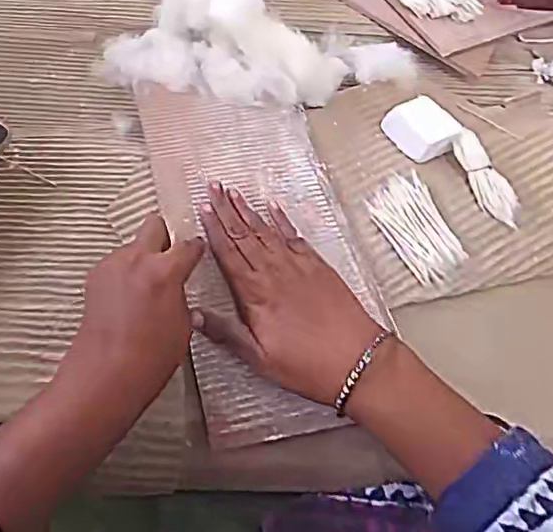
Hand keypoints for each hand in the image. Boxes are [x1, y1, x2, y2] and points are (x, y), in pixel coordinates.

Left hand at [67, 213, 204, 399]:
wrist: (106, 371)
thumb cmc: (148, 358)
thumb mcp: (182, 326)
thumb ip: (180, 294)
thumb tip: (177, 285)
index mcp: (164, 271)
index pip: (187, 245)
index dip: (194, 248)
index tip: (196, 249)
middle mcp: (137, 259)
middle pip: (153, 224)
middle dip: (164, 235)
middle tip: (169, 253)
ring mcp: (113, 264)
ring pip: (133, 247)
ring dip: (141, 259)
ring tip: (145, 289)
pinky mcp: (96, 274)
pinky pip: (116, 264)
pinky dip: (124, 274)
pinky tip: (127, 300)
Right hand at [195, 184, 384, 406]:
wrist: (359, 363)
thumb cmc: (308, 365)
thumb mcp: (260, 358)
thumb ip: (226, 333)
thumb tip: (194, 315)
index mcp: (255, 292)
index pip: (227, 252)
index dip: (213, 228)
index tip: (203, 208)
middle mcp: (272, 271)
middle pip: (242, 233)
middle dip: (225, 208)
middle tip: (213, 187)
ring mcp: (295, 265)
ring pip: (264, 229)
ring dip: (247, 209)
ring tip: (233, 192)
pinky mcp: (316, 265)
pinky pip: (293, 235)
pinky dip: (281, 219)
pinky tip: (272, 207)